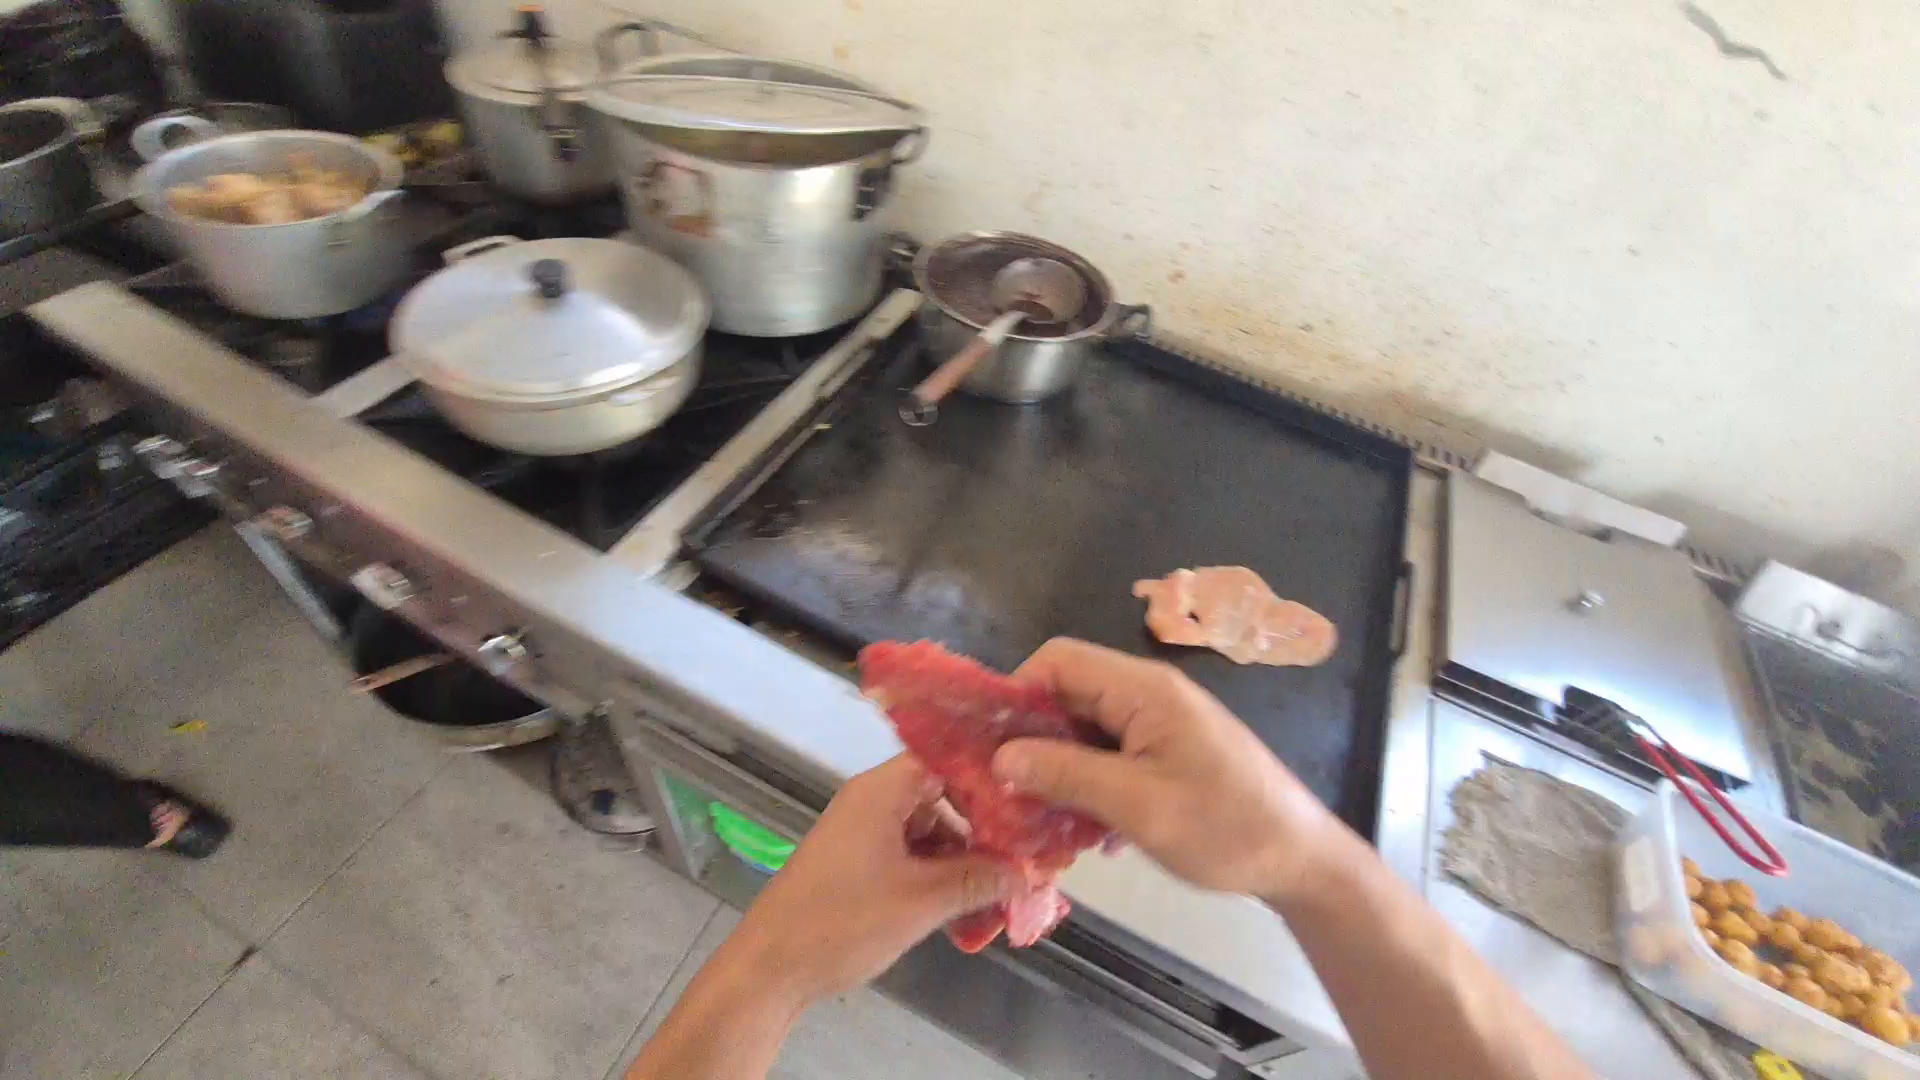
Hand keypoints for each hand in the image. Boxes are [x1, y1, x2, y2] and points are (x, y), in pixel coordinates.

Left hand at [720, 755, 1016, 1009]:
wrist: (769, 969)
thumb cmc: (842, 920)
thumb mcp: (920, 901)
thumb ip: (978, 880)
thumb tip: (1027, 873)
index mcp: (883, 790)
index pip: (945, 759)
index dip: (988, 777)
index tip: (1027, 799)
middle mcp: (874, 800)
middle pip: (942, 798)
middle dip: (983, 829)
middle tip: (1024, 855)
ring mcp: (866, 831)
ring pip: (930, 831)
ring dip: (964, 860)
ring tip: (1003, 891)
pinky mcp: (861, 861)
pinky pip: (912, 855)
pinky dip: (940, 875)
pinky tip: (968, 908)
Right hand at [990, 638, 1343, 902]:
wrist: (1303, 862)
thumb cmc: (1226, 828)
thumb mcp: (1139, 806)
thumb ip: (1067, 775)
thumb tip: (1001, 756)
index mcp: (1142, 689)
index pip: (1060, 659)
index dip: (1018, 690)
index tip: (992, 742)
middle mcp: (1146, 692)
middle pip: (1068, 691)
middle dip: (1032, 733)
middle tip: (1006, 785)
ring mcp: (1157, 720)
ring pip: (1082, 724)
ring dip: (1057, 762)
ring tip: (1038, 809)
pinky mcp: (1163, 747)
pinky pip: (1106, 748)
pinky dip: (1085, 777)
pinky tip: (1082, 821)